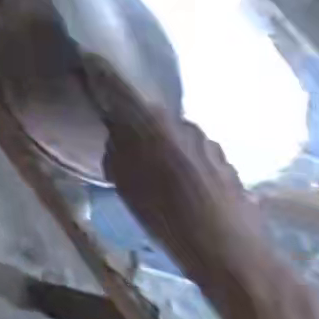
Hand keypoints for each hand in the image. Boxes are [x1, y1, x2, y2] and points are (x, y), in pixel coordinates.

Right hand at [92, 56, 272, 276]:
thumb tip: (115, 128)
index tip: (84, 62)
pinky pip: (192, 151)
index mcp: (150, 121)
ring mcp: (209, 143)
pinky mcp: (228, 164)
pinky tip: (176, 181)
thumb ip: (116, 146)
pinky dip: (179, 158)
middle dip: (130, 114)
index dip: (98, 73)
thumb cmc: (166, 218)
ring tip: (147, 160)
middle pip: (146, 110)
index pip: (116, 86)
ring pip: (171, 132)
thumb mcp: (123, 181)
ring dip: (157, 139)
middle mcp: (181, 122)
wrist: (233, 256)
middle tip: (114, 126)